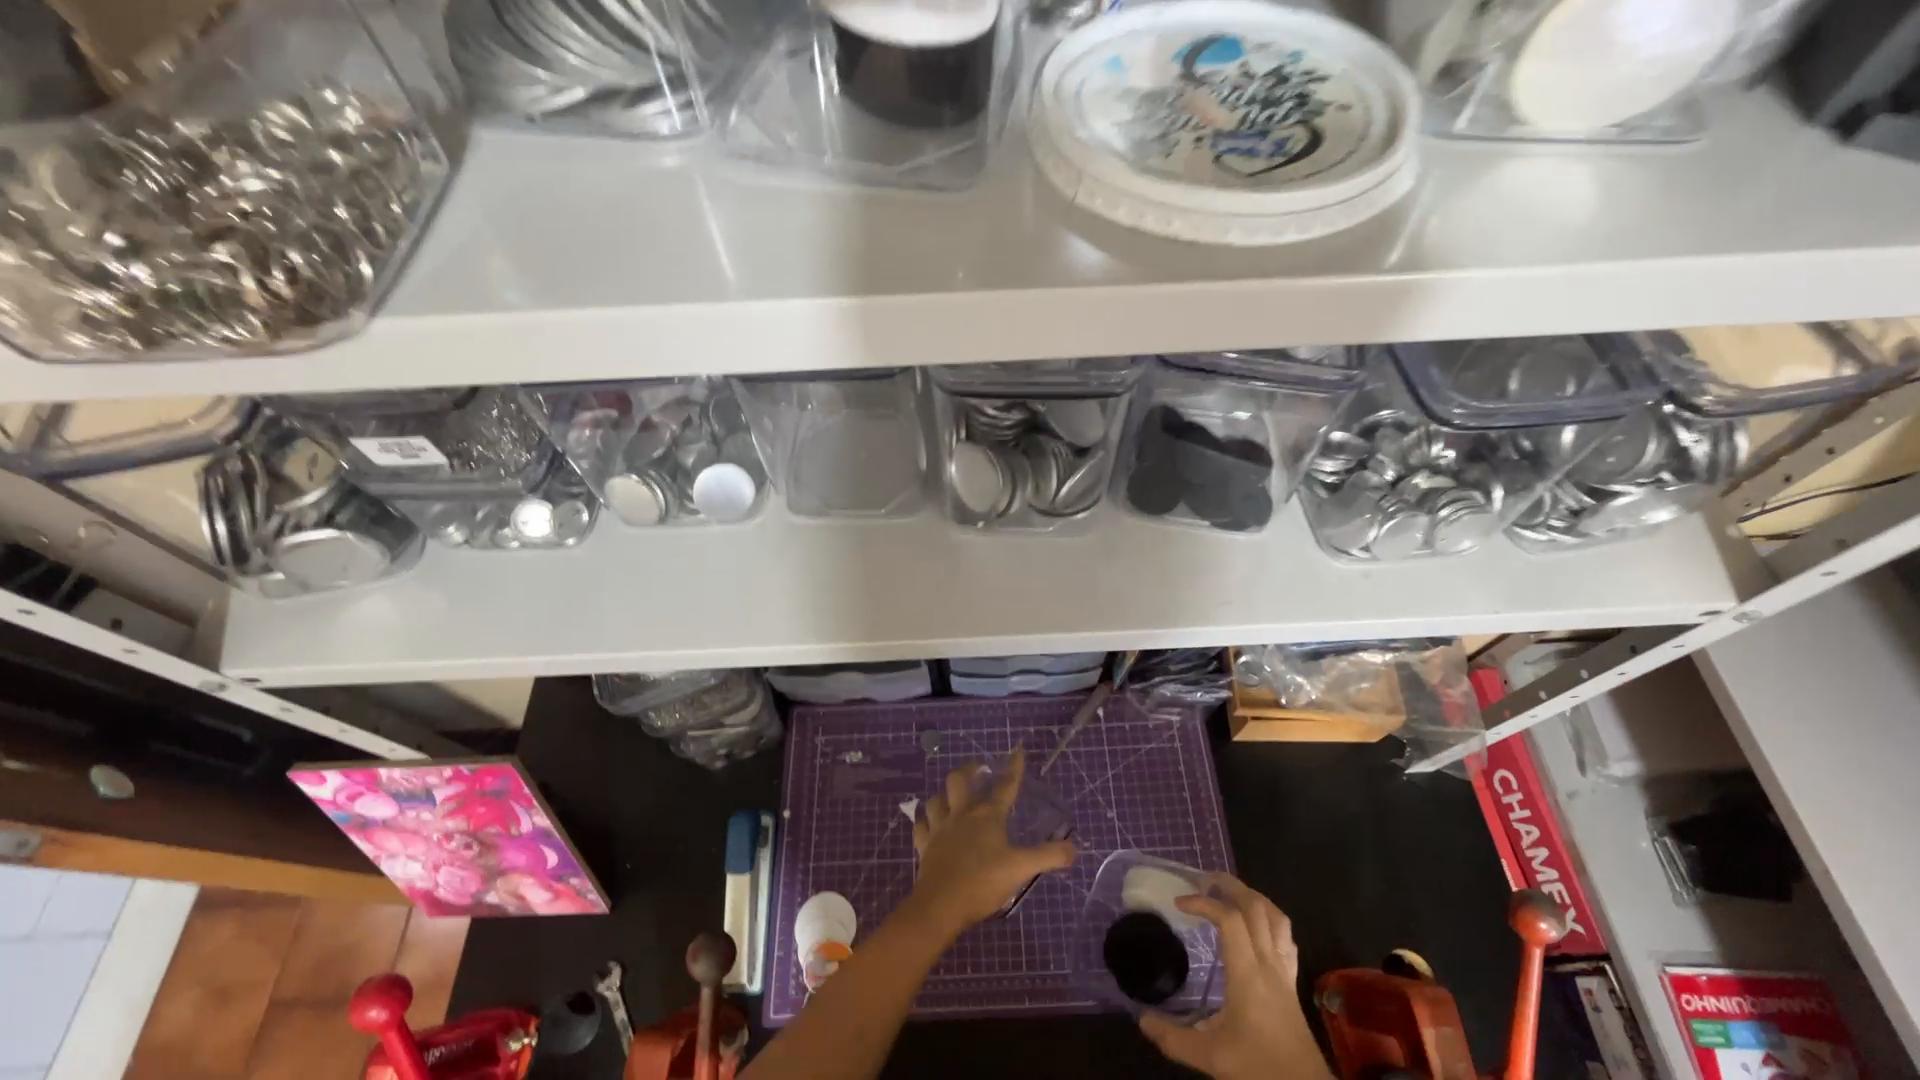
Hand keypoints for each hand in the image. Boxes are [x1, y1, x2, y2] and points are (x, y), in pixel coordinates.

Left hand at [909, 747, 1074, 937]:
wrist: (940, 905)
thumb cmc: (983, 881)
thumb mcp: (1022, 868)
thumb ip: (1049, 856)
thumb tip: (1073, 848)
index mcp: (987, 816)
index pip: (1005, 786)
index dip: (1013, 768)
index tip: (1018, 751)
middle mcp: (961, 815)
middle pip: (959, 780)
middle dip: (969, 770)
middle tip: (978, 769)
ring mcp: (939, 829)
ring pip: (936, 800)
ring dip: (944, 794)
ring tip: (951, 795)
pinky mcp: (924, 847)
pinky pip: (920, 826)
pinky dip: (924, 821)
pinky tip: (928, 823)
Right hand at [1137, 876, 1333, 1079]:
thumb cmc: (1259, 1070)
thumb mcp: (1209, 1058)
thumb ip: (1172, 1038)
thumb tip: (1141, 1019)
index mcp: (1248, 974)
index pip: (1230, 920)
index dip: (1204, 903)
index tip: (1179, 904)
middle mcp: (1269, 964)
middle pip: (1257, 907)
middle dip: (1230, 886)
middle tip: (1202, 881)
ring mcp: (1285, 972)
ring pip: (1276, 918)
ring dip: (1252, 897)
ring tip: (1229, 894)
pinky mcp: (1293, 984)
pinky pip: (1286, 937)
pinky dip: (1269, 920)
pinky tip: (1256, 928)